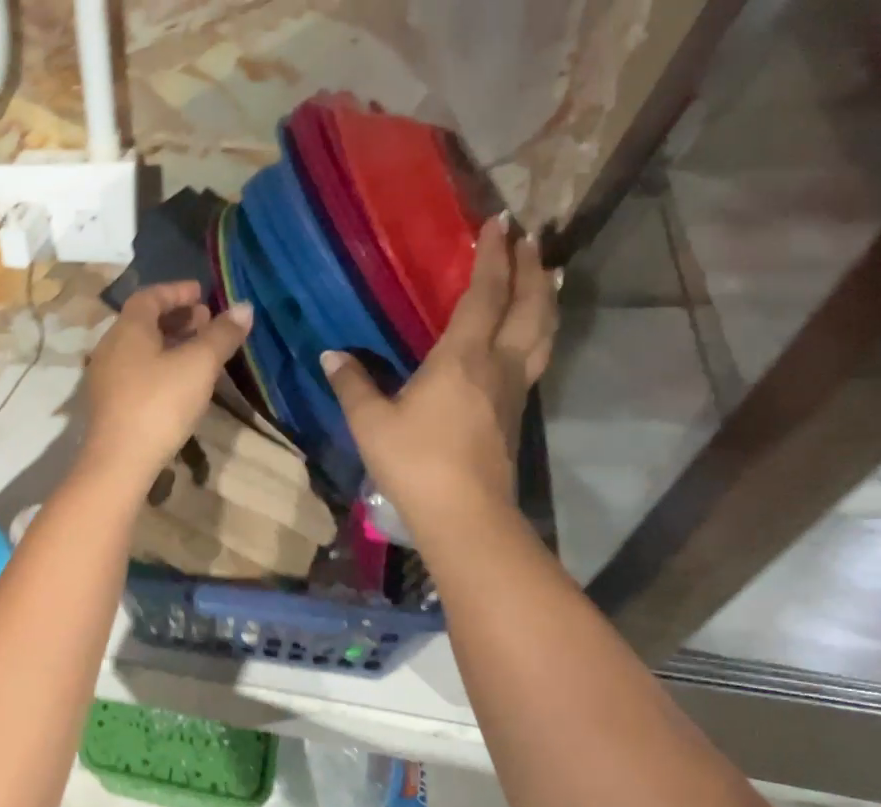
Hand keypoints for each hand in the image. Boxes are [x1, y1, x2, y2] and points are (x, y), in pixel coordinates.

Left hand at [81, 282, 253, 485]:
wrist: (119, 460)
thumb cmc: (160, 403)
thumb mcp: (199, 365)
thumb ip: (221, 335)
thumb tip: (244, 308)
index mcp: (127, 329)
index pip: (149, 296)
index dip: (177, 291)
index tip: (203, 294)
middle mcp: (109, 347)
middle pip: (142, 322)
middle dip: (176, 317)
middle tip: (206, 322)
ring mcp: (105, 377)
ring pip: (139, 348)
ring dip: (168, 343)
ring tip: (199, 351)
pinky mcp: (108, 403)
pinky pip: (136, 371)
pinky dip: (159, 365)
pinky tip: (180, 381)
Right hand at [323, 215, 555, 539]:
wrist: (464, 510)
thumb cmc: (414, 461)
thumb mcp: (370, 423)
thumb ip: (353, 385)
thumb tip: (331, 355)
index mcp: (463, 357)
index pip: (485, 295)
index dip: (492, 257)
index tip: (498, 221)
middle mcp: (499, 363)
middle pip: (528, 304)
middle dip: (529, 267)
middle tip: (529, 237)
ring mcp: (514, 387)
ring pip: (543, 328)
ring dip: (546, 294)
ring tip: (549, 272)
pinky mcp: (516, 409)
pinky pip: (539, 352)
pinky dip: (542, 327)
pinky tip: (532, 330)